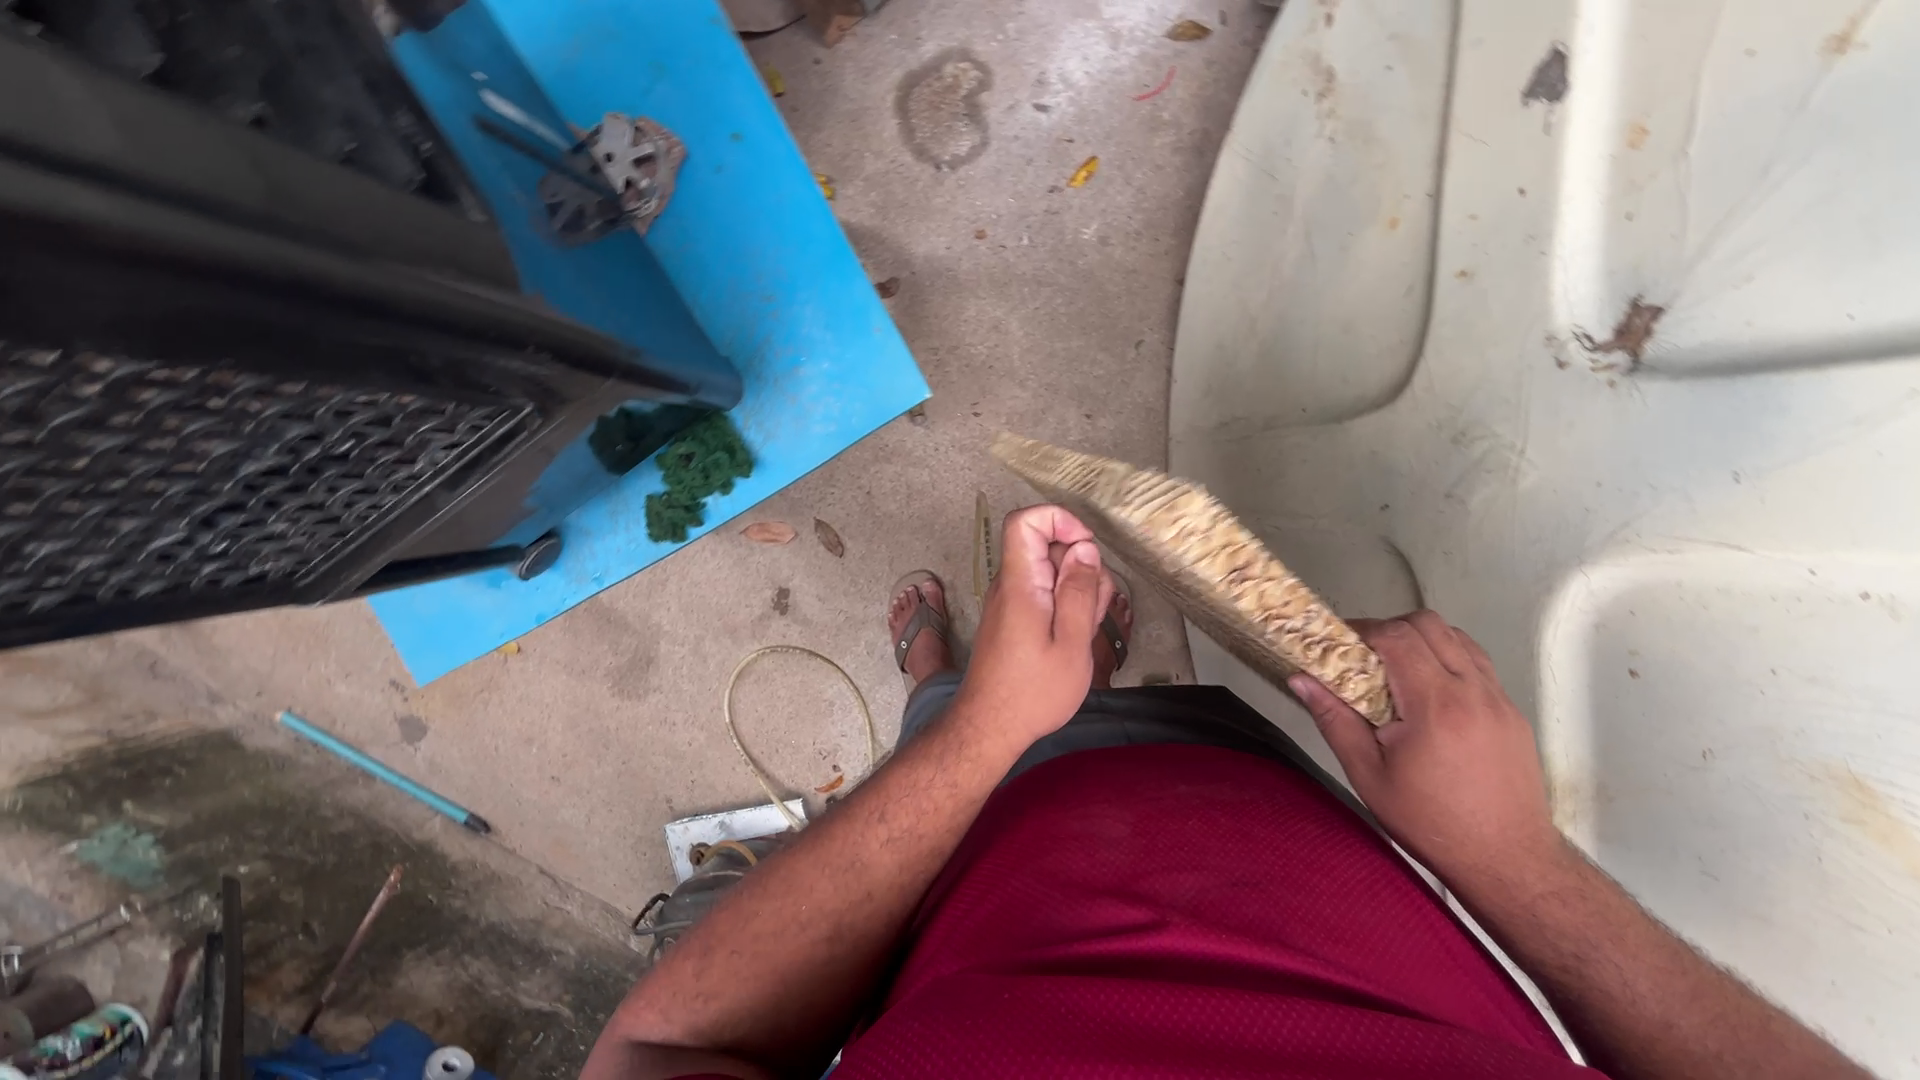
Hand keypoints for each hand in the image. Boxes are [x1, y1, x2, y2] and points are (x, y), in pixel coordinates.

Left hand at [952, 505, 1112, 749]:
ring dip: (1077, 594)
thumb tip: (1084, 549)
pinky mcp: (1016, 618)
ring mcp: (1012, 601)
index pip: (1025, 521)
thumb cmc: (1032, 692)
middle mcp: (1010, 584)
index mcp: (1020, 583)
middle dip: (1081, 569)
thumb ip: (1079, 592)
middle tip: (1090, 613)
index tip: (1087, 550)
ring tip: (1081, 634)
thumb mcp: (1071, 644)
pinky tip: (1072, 641)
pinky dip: (1065, 609)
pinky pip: (1045, 595)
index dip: (1059, 520)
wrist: (989, 727)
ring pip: (1052, 573)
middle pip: (1049, 548)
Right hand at [1289, 611, 1562, 884]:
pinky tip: (1428, 692)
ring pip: (1458, 638)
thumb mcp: (1368, 774)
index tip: (1339, 644)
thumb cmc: (1428, 820)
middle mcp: (1473, 692)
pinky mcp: (1512, 712)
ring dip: (1422, 640)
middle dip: (1391, 628)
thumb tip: (1300, 679)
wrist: (1507, 860)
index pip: (1399, 637)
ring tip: (1396, 671)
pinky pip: (1477, 663)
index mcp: (1435, 706)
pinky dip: (1447, 659)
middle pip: (1430, 624)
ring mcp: (1499, 700)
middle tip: (1365, 655)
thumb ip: (1334, 719)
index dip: (1364, 630)